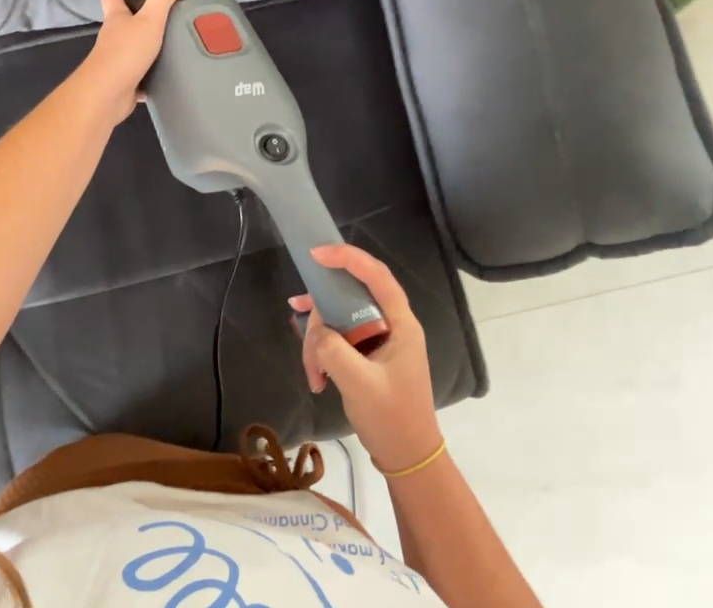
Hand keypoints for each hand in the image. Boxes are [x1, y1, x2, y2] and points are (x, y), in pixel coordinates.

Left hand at [77, 0, 188, 121]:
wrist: (108, 95)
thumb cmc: (125, 52)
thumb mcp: (148, 20)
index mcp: (116, 18)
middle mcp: (115, 37)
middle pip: (123, 21)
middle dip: (133, 13)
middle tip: (153, 5)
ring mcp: (118, 61)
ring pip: (135, 48)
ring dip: (149, 44)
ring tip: (172, 39)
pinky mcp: (126, 82)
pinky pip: (144, 75)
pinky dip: (154, 74)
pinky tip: (170, 75)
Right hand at [291, 244, 441, 473]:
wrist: (407, 457)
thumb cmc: (392, 419)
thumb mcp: (360, 385)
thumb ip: (334, 351)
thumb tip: (316, 330)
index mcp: (401, 324)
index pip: (376, 276)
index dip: (348, 258)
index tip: (316, 255)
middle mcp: (391, 324)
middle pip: (349, 297)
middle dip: (322, 315)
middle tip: (305, 336)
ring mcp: (377, 339)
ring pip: (338, 319)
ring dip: (318, 341)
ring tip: (312, 372)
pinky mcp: (366, 354)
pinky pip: (337, 338)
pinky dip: (322, 351)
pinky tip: (314, 374)